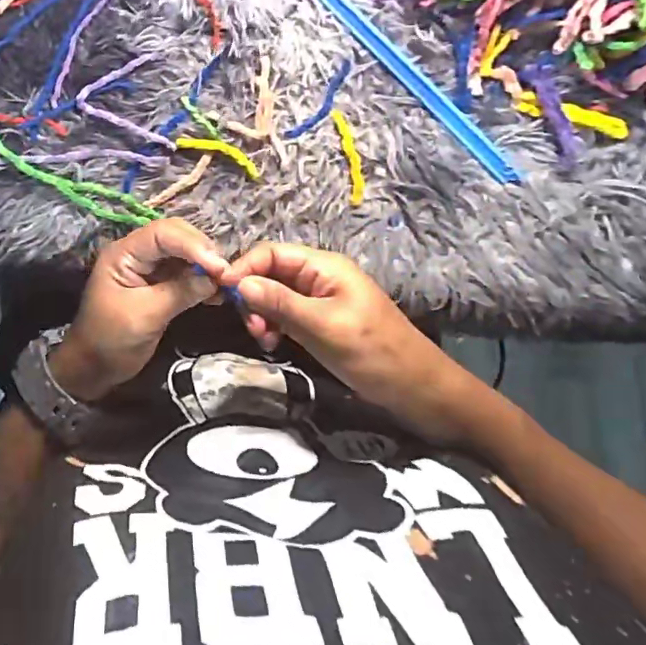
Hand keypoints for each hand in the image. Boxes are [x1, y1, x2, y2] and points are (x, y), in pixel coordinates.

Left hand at [49, 219, 228, 400]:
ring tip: (225, 284)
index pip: (163, 233)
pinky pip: (184, 272)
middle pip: (176, 236)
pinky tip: (216, 294)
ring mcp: (148, 267)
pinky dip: (202, 279)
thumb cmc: (111, 339)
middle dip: (202, 251)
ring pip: (183, 253)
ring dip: (206, 265)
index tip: (218, 266)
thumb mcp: (145, 316)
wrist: (92, 368)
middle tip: (226, 274)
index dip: (193, 244)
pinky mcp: (158, 283)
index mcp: (124, 253)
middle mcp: (136, 252)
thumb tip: (214, 279)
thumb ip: (179, 293)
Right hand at [221, 242, 496, 441]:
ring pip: (274, 294)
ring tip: (265, 340)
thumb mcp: (325, 328)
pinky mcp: (321, 321)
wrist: (421, 391)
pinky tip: (275, 344)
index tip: (224, 295)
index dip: (244, 268)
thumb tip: (240, 283)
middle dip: (253, 295)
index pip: (271, 252)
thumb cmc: (376, 354)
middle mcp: (319, 276)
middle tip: (253, 329)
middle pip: (270, 272)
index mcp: (324, 266)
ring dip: (262, 313)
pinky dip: (275, 326)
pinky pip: (286, 313)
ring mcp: (320, 299)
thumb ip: (281, 303)